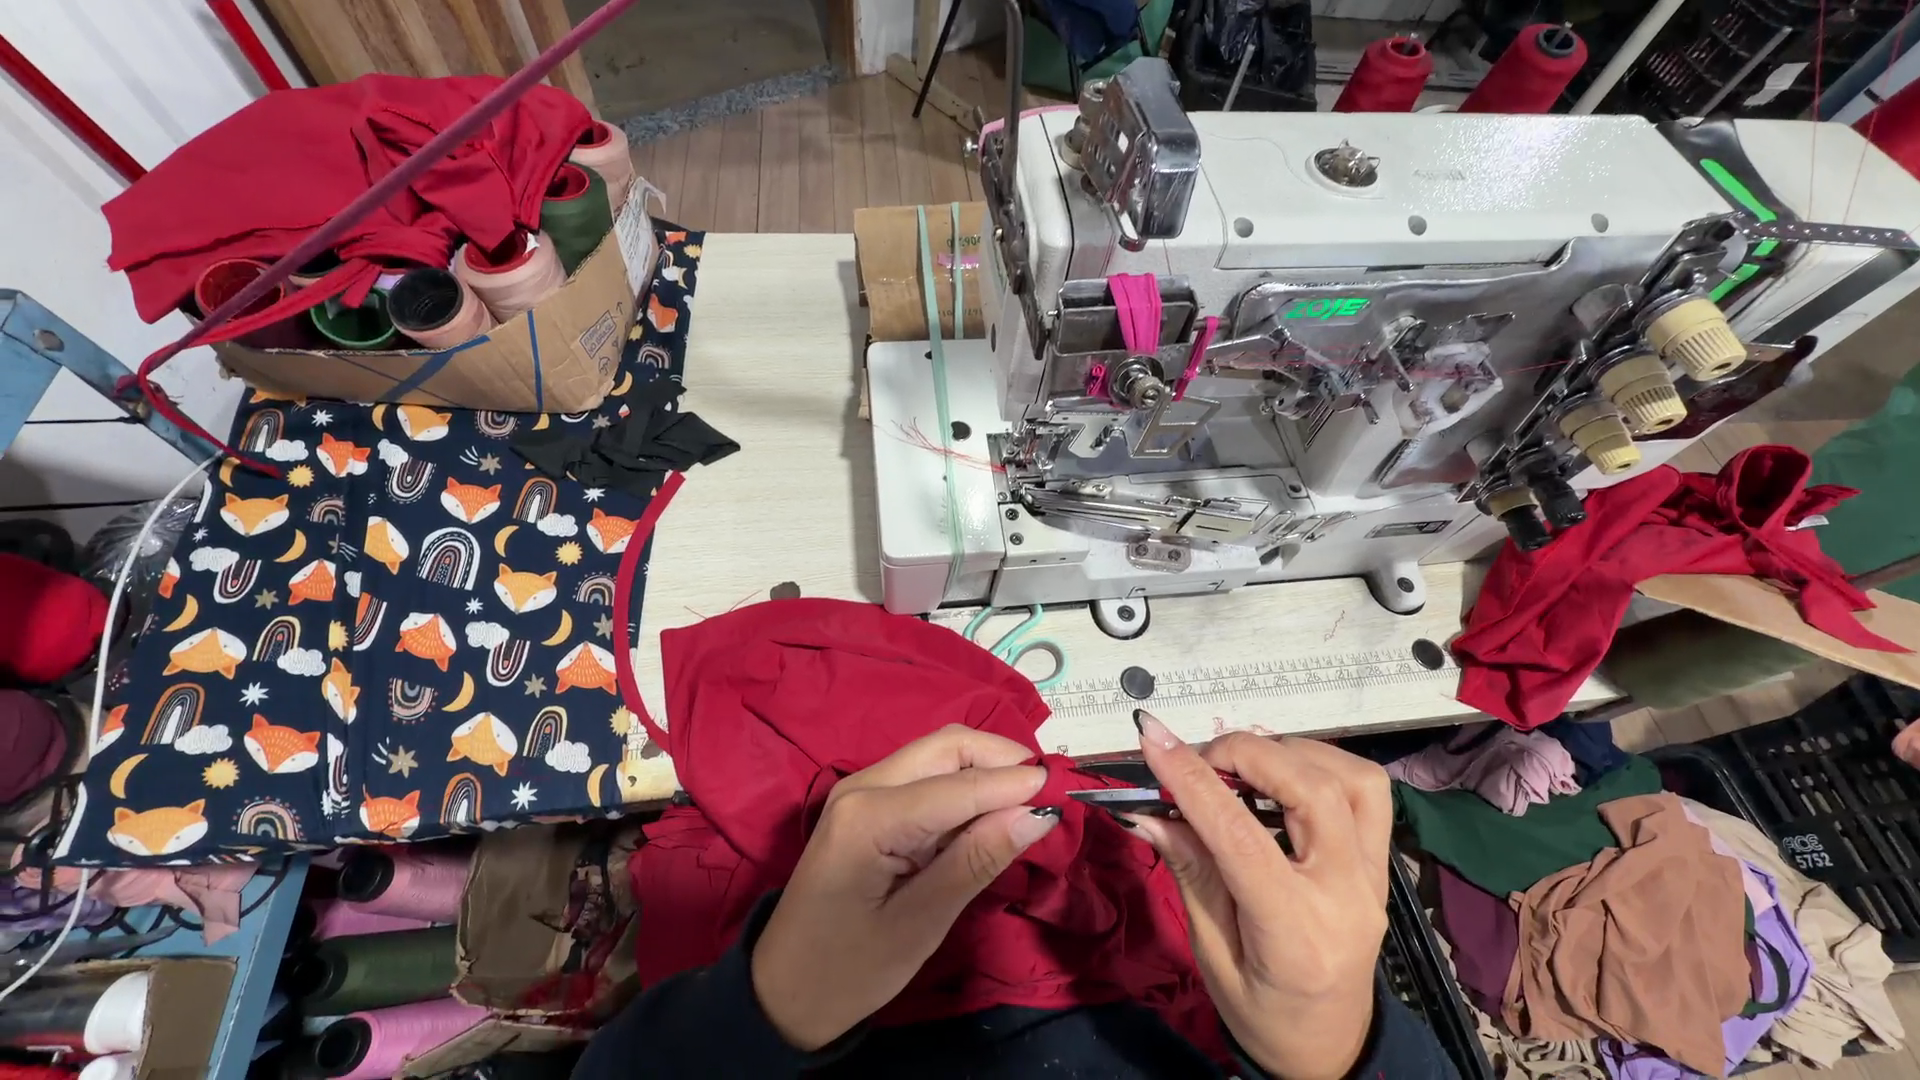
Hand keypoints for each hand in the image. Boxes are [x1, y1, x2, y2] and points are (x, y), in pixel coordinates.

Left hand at [750, 725, 1058, 1050]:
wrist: (782, 989)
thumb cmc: (849, 969)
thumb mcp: (920, 923)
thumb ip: (976, 860)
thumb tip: (1036, 814)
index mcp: (869, 816)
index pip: (959, 785)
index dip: (1016, 784)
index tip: (1067, 790)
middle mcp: (863, 785)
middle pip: (948, 745)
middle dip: (1003, 759)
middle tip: (1049, 793)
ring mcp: (862, 788)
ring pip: (939, 753)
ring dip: (987, 767)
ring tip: (1029, 802)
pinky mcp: (868, 801)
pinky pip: (927, 774)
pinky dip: (966, 783)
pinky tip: (990, 810)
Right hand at [1128, 712, 1391, 1079]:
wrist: (1330, 1048)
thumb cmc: (1261, 1011)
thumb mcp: (1211, 951)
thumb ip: (1189, 871)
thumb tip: (1149, 808)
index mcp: (1296, 932)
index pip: (1241, 836)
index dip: (1192, 780)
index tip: (1152, 739)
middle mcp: (1347, 895)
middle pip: (1309, 790)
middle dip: (1244, 753)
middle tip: (1197, 758)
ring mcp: (1373, 877)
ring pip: (1348, 778)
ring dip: (1287, 752)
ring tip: (1240, 764)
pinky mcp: (1380, 863)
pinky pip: (1366, 790)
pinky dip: (1321, 763)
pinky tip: (1281, 774)